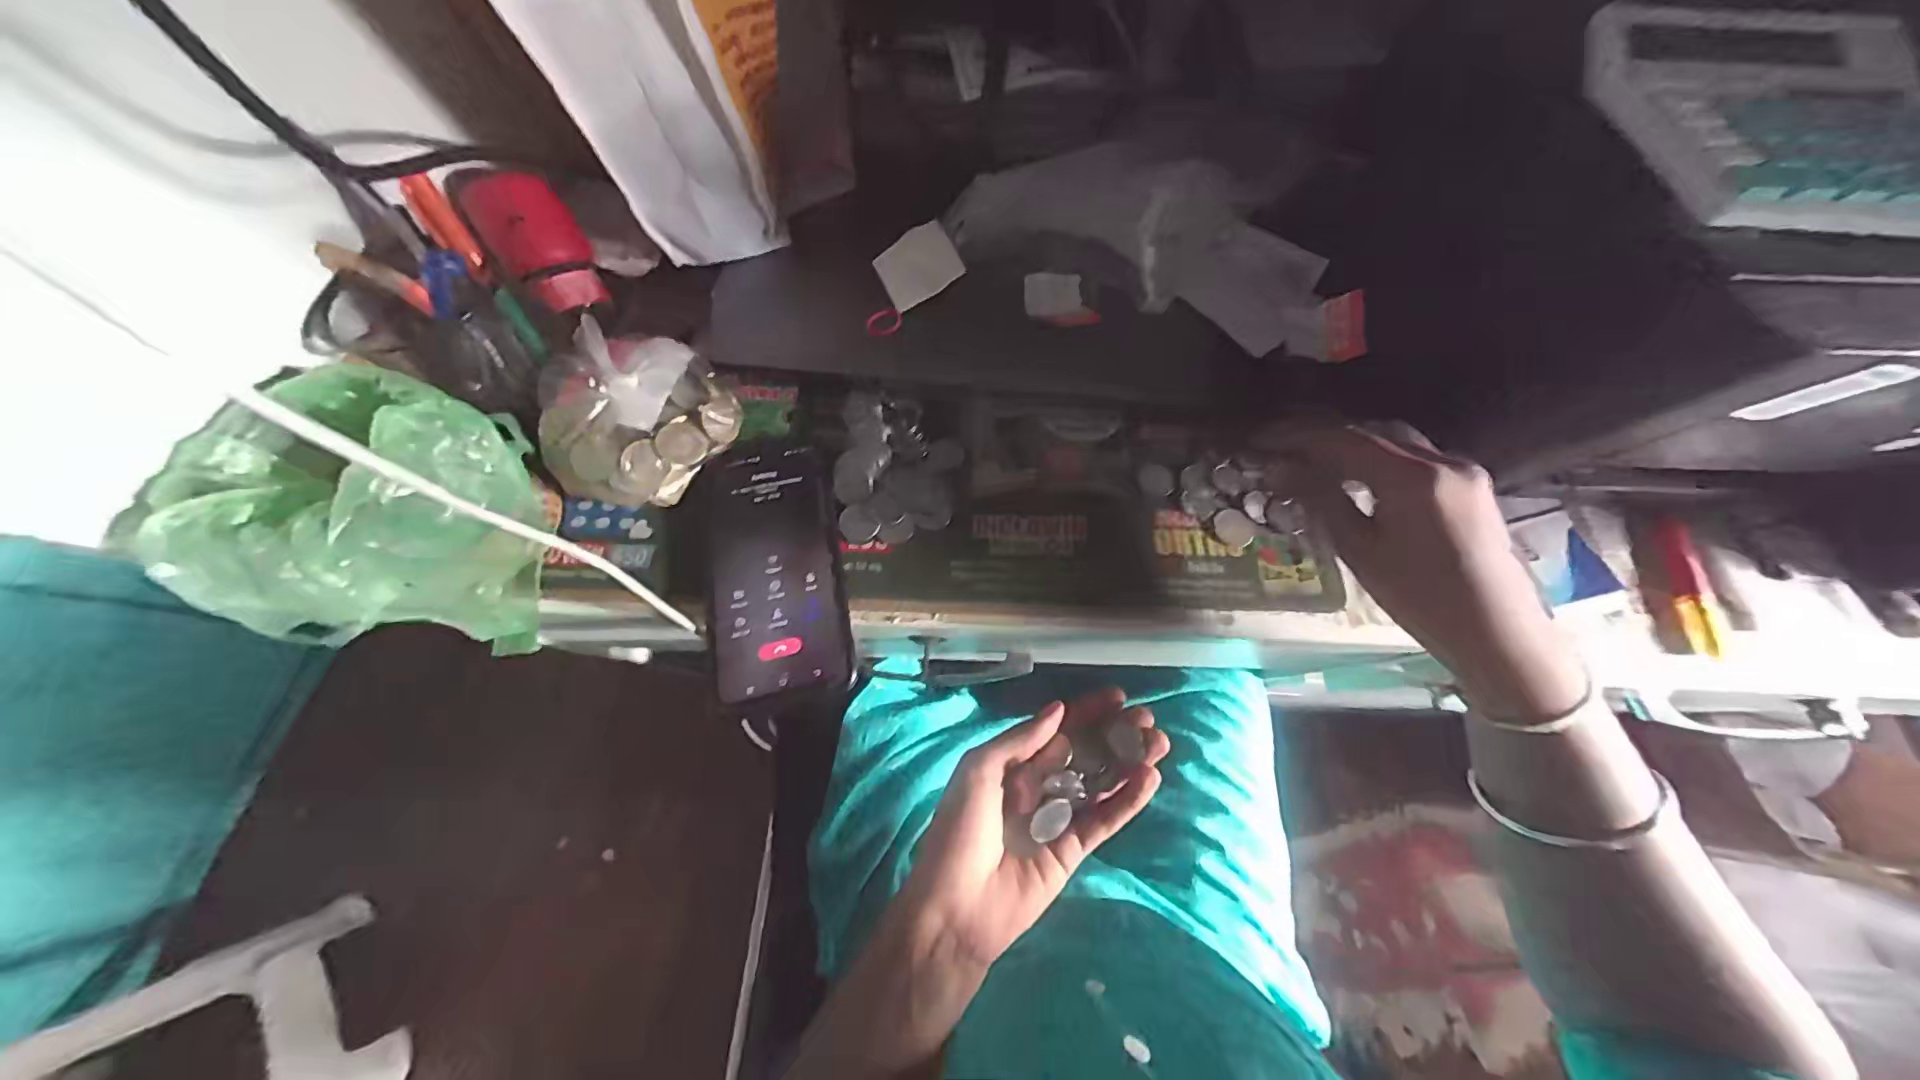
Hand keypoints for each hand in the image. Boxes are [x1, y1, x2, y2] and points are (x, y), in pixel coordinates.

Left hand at [897, 687, 1169, 969]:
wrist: (955, 907)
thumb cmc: (959, 831)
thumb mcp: (979, 771)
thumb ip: (1020, 740)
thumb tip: (1059, 710)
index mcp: (1011, 765)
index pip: (1056, 731)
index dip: (1086, 713)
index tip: (1118, 697)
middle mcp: (1037, 787)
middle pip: (1083, 754)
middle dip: (1114, 734)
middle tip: (1147, 718)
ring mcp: (1057, 819)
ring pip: (1099, 784)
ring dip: (1128, 762)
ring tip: (1159, 743)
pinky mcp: (1073, 851)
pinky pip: (1104, 820)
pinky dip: (1127, 801)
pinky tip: (1148, 779)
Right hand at [1270, 424, 1586, 721]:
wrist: (1495, 631)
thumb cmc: (1419, 596)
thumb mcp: (1359, 549)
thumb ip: (1320, 500)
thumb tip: (1279, 469)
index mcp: (1413, 476)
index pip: (1345, 440)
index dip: (1299, 438)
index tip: (1263, 442)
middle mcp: (1443, 461)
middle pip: (1372, 433)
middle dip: (1324, 439)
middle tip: (1284, 452)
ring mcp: (1462, 470)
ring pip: (1396, 443)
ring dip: (1352, 449)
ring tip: (1313, 466)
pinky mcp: (1470, 485)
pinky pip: (1415, 459)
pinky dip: (1379, 462)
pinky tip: (1355, 481)